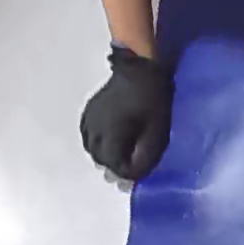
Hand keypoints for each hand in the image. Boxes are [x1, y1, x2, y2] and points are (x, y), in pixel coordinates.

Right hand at [80, 45, 172, 180]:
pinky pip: (87, 136)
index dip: (127, 173)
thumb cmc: (152, 102)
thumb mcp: (156, 134)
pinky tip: (107, 143)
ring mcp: (90, 119)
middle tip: (129, 167)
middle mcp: (95, 130)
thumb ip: (144, 158)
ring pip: (91, 149)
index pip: (114, 165)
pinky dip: (96, 145)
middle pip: (100, 159)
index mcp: (111, 135)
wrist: (140, 69)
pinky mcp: (89, 111)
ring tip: (119, 157)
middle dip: (114, 167)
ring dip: (105, 157)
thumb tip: (132, 175)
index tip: (139, 172)